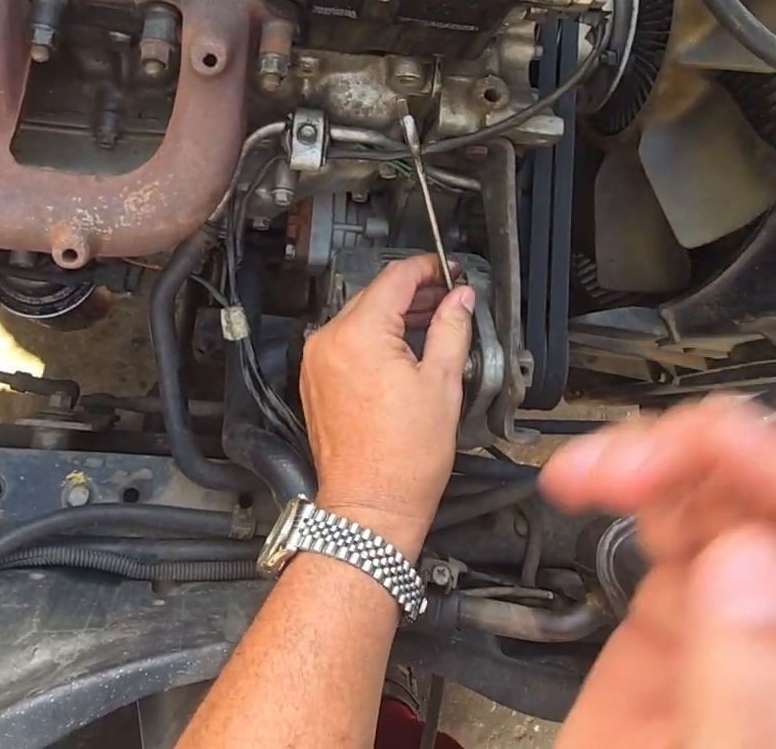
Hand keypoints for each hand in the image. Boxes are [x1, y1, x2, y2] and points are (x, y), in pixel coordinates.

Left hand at [299, 254, 475, 555]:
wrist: (369, 507)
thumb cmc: (403, 459)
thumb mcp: (442, 383)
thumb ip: (452, 328)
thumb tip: (460, 299)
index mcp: (359, 334)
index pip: (395, 277)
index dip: (428, 268)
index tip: (448, 271)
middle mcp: (329, 340)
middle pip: (375, 294)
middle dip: (414, 292)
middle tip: (448, 298)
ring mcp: (317, 361)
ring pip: (360, 317)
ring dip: (395, 315)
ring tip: (432, 323)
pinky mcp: (315, 380)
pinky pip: (347, 342)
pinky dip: (374, 338)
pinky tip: (402, 349)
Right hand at [542, 398, 775, 748]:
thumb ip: (752, 703)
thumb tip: (754, 568)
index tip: (727, 452)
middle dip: (724, 460)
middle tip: (640, 461)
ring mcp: (750, 626)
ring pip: (737, 496)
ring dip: (667, 460)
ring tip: (600, 469)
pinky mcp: (685, 612)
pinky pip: (676, 519)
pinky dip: (635, 484)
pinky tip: (597, 482)